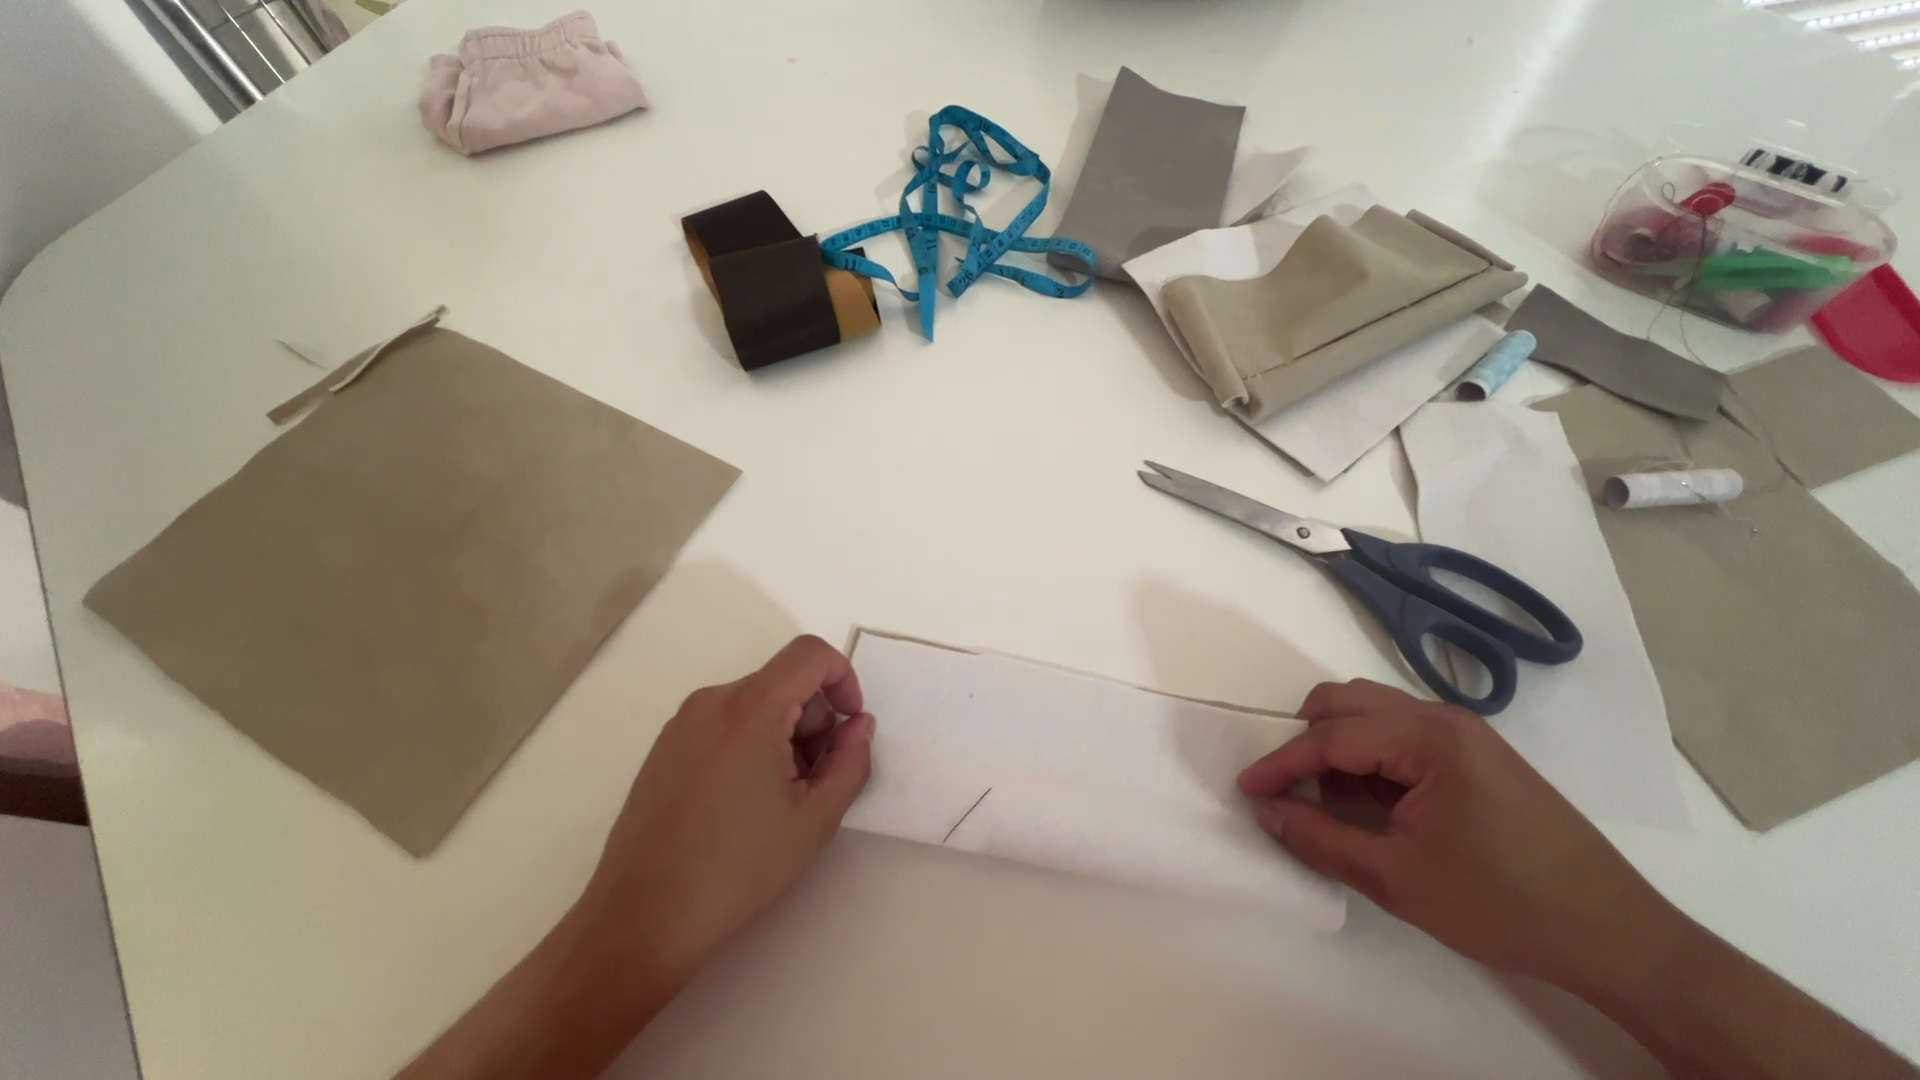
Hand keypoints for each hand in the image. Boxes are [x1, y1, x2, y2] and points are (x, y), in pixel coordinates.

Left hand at [575, 634, 876, 985]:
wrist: (641, 918)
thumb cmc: (737, 869)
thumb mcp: (815, 819)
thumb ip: (851, 761)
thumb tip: (858, 725)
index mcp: (749, 709)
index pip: (810, 654)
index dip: (843, 679)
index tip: (850, 726)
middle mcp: (711, 702)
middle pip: (784, 682)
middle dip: (813, 722)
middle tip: (812, 784)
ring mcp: (681, 724)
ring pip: (755, 705)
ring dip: (783, 737)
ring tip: (776, 803)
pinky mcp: (664, 748)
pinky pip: (724, 724)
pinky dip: (750, 746)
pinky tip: (742, 806)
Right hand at [1238, 679, 1681, 992]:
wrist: (1614, 935)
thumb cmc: (1501, 904)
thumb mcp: (1395, 877)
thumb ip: (1319, 839)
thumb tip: (1267, 811)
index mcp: (1428, 737)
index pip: (1331, 736)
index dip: (1281, 763)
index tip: (1245, 789)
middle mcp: (1445, 719)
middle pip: (1349, 704)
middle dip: (1305, 739)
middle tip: (1283, 788)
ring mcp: (1466, 734)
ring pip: (1374, 714)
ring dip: (1337, 745)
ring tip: (1321, 797)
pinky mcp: (1478, 756)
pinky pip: (1402, 736)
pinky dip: (1369, 757)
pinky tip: (1365, 800)